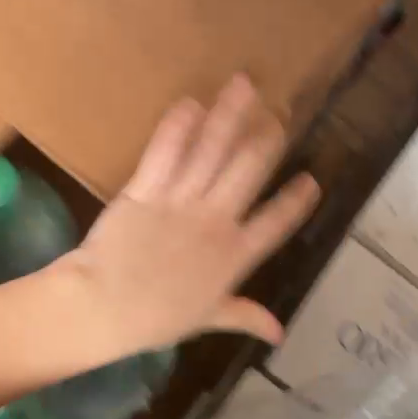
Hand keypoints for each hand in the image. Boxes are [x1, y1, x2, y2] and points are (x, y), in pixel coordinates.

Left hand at [52, 74, 321, 353]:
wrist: (105, 307)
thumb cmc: (156, 319)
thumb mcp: (207, 319)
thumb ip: (246, 317)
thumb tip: (280, 333)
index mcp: (234, 256)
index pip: (274, 223)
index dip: (295, 202)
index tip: (311, 181)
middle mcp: (214, 221)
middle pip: (248, 172)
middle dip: (266, 140)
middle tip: (279, 116)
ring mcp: (180, 201)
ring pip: (212, 151)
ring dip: (230, 116)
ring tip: (244, 85)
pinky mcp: (146, 188)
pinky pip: (166, 151)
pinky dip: (179, 125)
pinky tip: (191, 101)